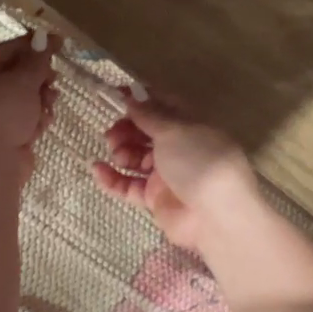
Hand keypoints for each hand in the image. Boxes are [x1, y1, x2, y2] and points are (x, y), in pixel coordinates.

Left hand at [0, 35, 59, 177]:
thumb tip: (43, 39)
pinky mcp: (3, 136)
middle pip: (16, 75)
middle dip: (39, 77)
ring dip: (40, 99)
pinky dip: (35, 119)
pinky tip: (43, 124)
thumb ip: (36, 60)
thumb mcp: (22, 80)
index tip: (58, 43)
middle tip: (53, 80)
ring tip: (49, 105)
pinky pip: (23, 120)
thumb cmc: (3, 113)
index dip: (33, 45)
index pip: (7, 50)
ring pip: (23, 99)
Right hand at [91, 95, 259, 249]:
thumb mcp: (175, 130)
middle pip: (146, 133)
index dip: (140, 101)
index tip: (116, 95)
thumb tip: (133, 96)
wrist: (215, 216)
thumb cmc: (199, 162)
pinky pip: (129, 185)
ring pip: (136, 158)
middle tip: (112, 133)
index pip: (163, 108)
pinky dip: (112, 178)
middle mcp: (180, 149)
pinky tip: (97, 169)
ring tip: (116, 152)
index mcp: (190, 127)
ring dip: (121, 150)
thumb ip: (150, 115)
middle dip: (127, 129)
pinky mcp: (155, 199)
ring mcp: (167, 175)